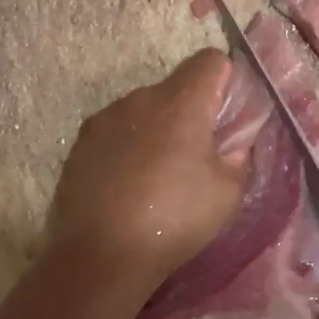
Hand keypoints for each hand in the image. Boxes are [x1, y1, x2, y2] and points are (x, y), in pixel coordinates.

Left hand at [47, 50, 247, 290]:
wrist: (100, 258)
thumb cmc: (174, 219)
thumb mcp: (228, 193)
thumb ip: (239, 156)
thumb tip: (235, 141)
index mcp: (181, 102)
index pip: (210, 60)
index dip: (224, 80)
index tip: (227, 116)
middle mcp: (140, 99)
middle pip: (175, 88)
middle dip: (189, 112)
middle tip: (196, 156)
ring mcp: (105, 119)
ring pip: (143, 112)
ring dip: (155, 131)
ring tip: (156, 177)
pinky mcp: (80, 145)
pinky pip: (114, 134)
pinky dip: (126, 150)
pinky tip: (126, 188)